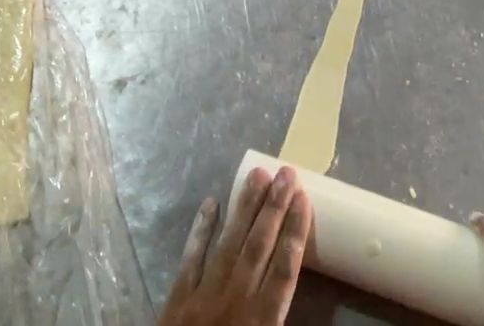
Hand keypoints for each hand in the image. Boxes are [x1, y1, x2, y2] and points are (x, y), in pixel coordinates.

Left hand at [160, 166, 314, 325]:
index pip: (285, 268)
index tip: (305, 198)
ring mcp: (204, 296)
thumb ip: (280, 318)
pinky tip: (212, 202)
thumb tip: (297, 282)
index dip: (296, 231)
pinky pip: (192, 256)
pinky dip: (201, 229)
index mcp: (263, 321)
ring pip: (229, 242)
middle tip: (287, 172)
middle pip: (260, 246)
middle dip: (275, 207)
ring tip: (259, 174)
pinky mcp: (177, 298)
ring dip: (245, 207)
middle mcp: (236, 301)